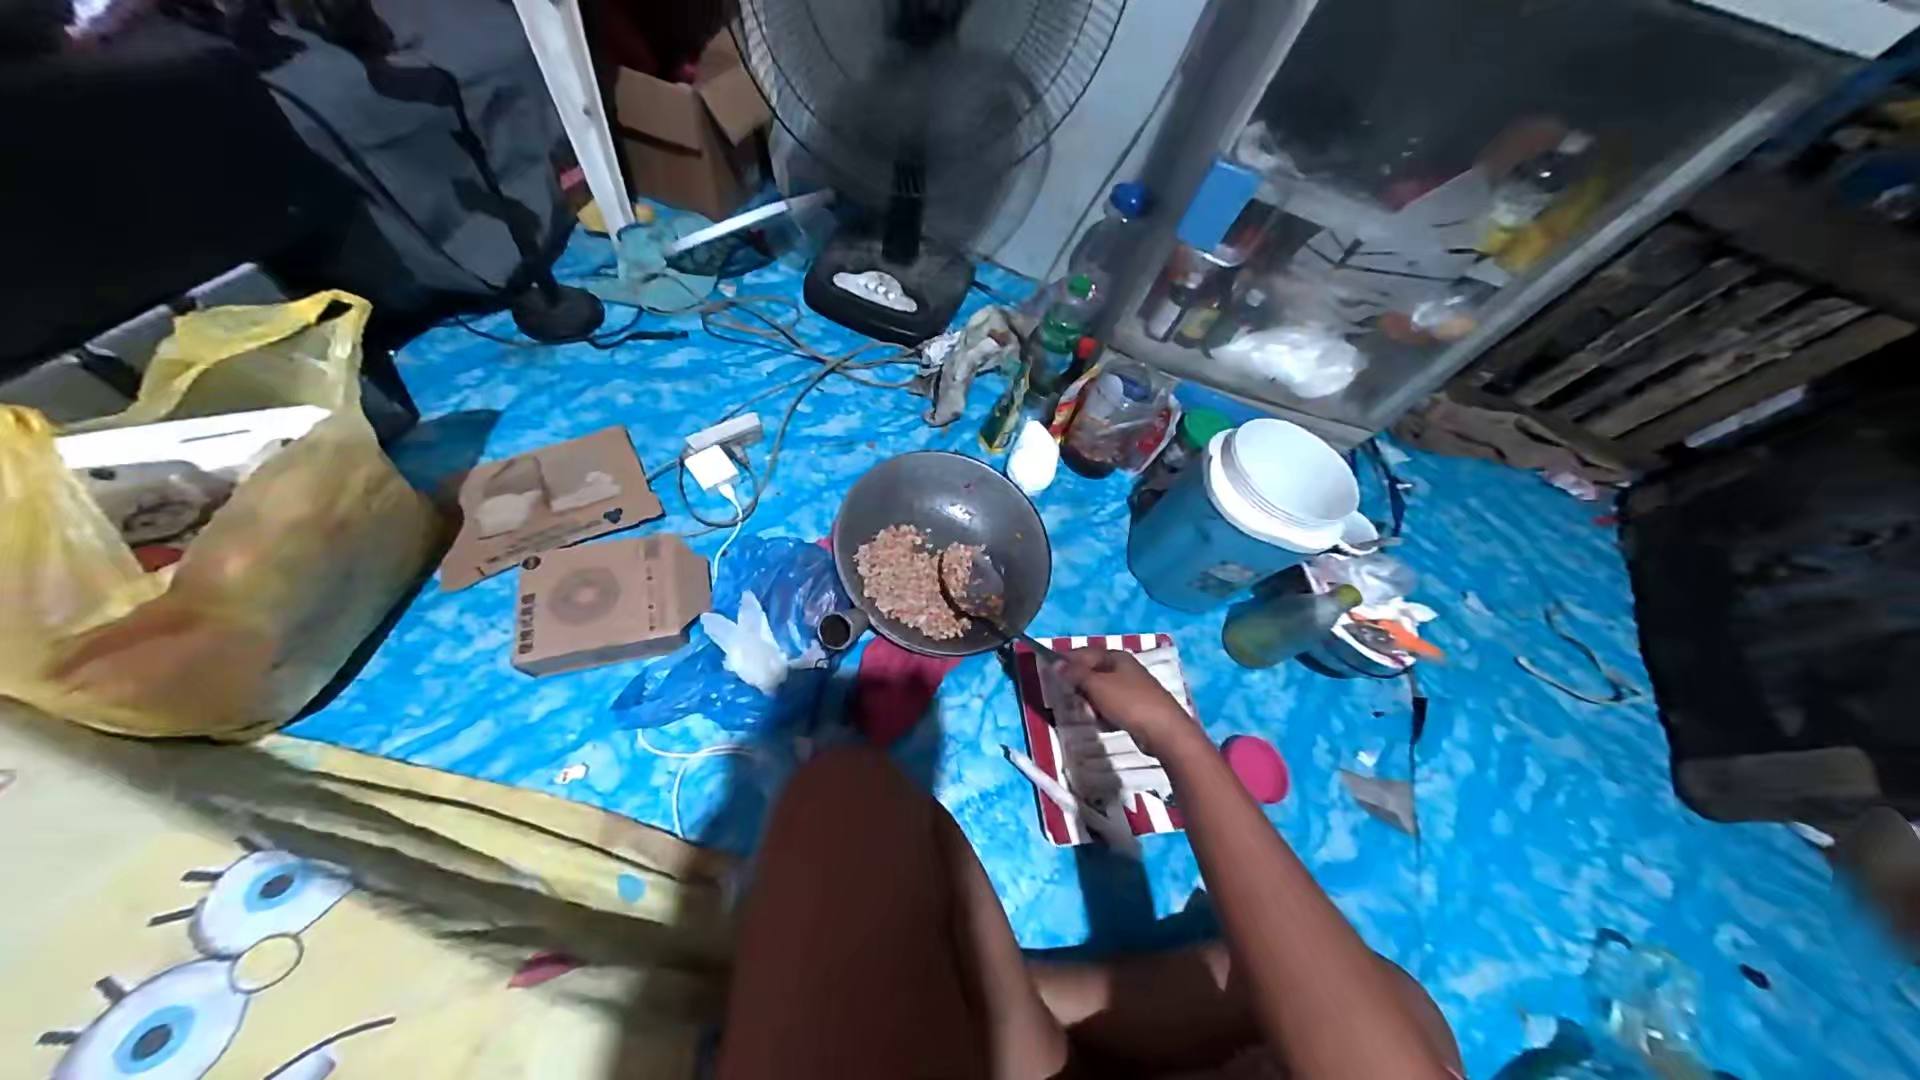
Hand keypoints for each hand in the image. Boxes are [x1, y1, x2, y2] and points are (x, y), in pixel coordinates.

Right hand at [1058, 646, 1200, 756]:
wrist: (1164, 731)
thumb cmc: (1129, 702)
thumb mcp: (1096, 686)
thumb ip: (1074, 674)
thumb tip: (1055, 663)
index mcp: (1115, 656)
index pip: (1083, 653)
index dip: (1066, 662)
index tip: (1052, 675)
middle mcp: (1124, 668)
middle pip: (1090, 673)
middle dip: (1080, 688)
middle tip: (1077, 702)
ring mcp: (1131, 688)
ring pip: (1099, 692)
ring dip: (1091, 704)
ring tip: (1094, 716)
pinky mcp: (1135, 708)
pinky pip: (1110, 707)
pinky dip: (1104, 714)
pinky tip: (1106, 724)